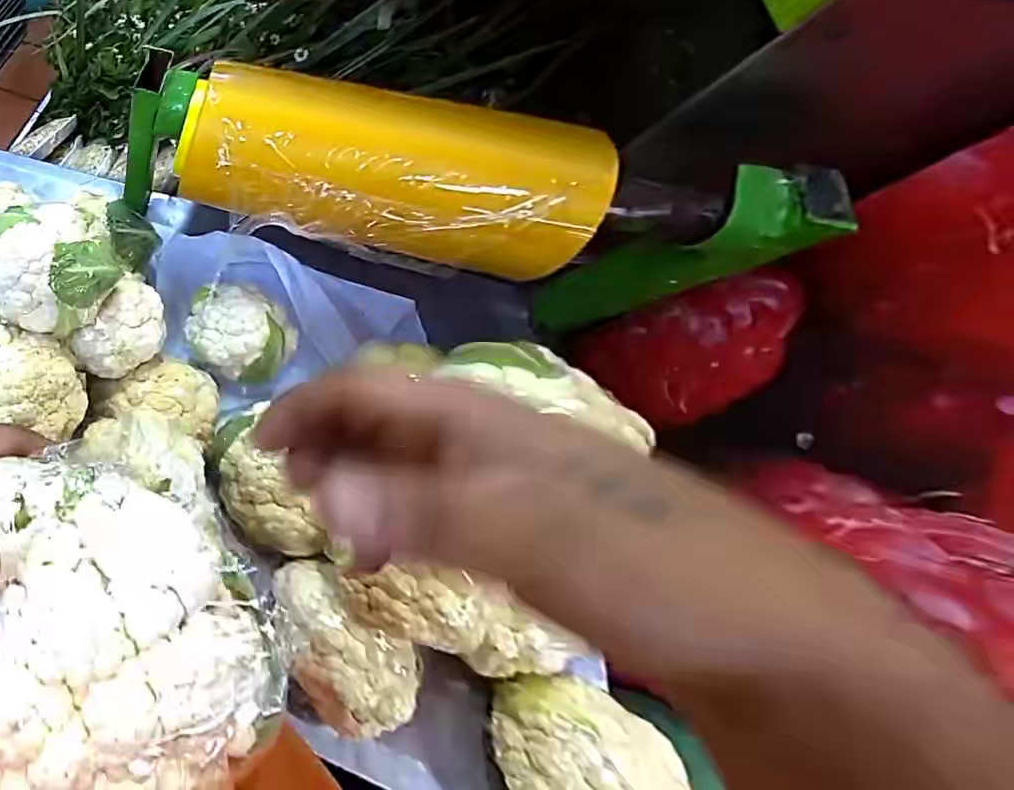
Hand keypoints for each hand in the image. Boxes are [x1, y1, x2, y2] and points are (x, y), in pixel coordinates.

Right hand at [255, 366, 660, 572]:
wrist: (762, 632)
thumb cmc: (633, 558)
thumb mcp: (520, 531)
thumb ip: (413, 509)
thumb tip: (318, 493)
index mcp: (468, 412)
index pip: (360, 388)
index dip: (303, 407)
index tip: (257, 444)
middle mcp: (470, 432)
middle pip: (371, 418)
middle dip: (319, 443)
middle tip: (287, 486)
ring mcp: (489, 474)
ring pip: (392, 460)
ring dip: (348, 480)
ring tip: (324, 519)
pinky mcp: (506, 517)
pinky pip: (421, 502)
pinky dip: (384, 518)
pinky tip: (378, 552)